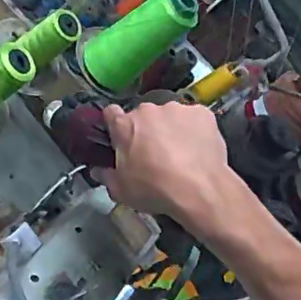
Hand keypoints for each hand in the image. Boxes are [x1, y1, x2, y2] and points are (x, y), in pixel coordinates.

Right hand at [93, 102, 254, 242]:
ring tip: (180, 153)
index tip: (120, 137)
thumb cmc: (155, 189)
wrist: (199, 190)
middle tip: (153, 154)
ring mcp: (177, 109)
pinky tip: (197, 149)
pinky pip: (193, 118)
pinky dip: (194, 130)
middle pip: (143, 116)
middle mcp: (148, 110)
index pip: (110, 113)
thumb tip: (98, 170)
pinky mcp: (202, 113)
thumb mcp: (121, 190)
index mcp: (125, 125)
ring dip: (170, 129)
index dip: (114, 125)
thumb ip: (106, 176)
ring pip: (169, 116)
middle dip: (146, 130)